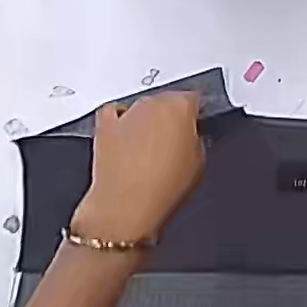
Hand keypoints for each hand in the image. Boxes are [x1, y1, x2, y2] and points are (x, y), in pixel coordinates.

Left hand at [71, 92, 205, 243]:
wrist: (126, 207)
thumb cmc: (162, 187)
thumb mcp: (200, 162)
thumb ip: (198, 139)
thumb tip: (192, 137)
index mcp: (180, 106)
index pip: (194, 99)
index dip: (196, 114)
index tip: (195, 126)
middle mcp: (153, 103)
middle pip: (167, 101)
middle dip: (171, 118)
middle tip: (174, 144)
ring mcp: (128, 113)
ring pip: (143, 108)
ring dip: (147, 122)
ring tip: (149, 150)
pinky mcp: (106, 125)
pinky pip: (115, 113)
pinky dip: (121, 121)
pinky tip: (127, 137)